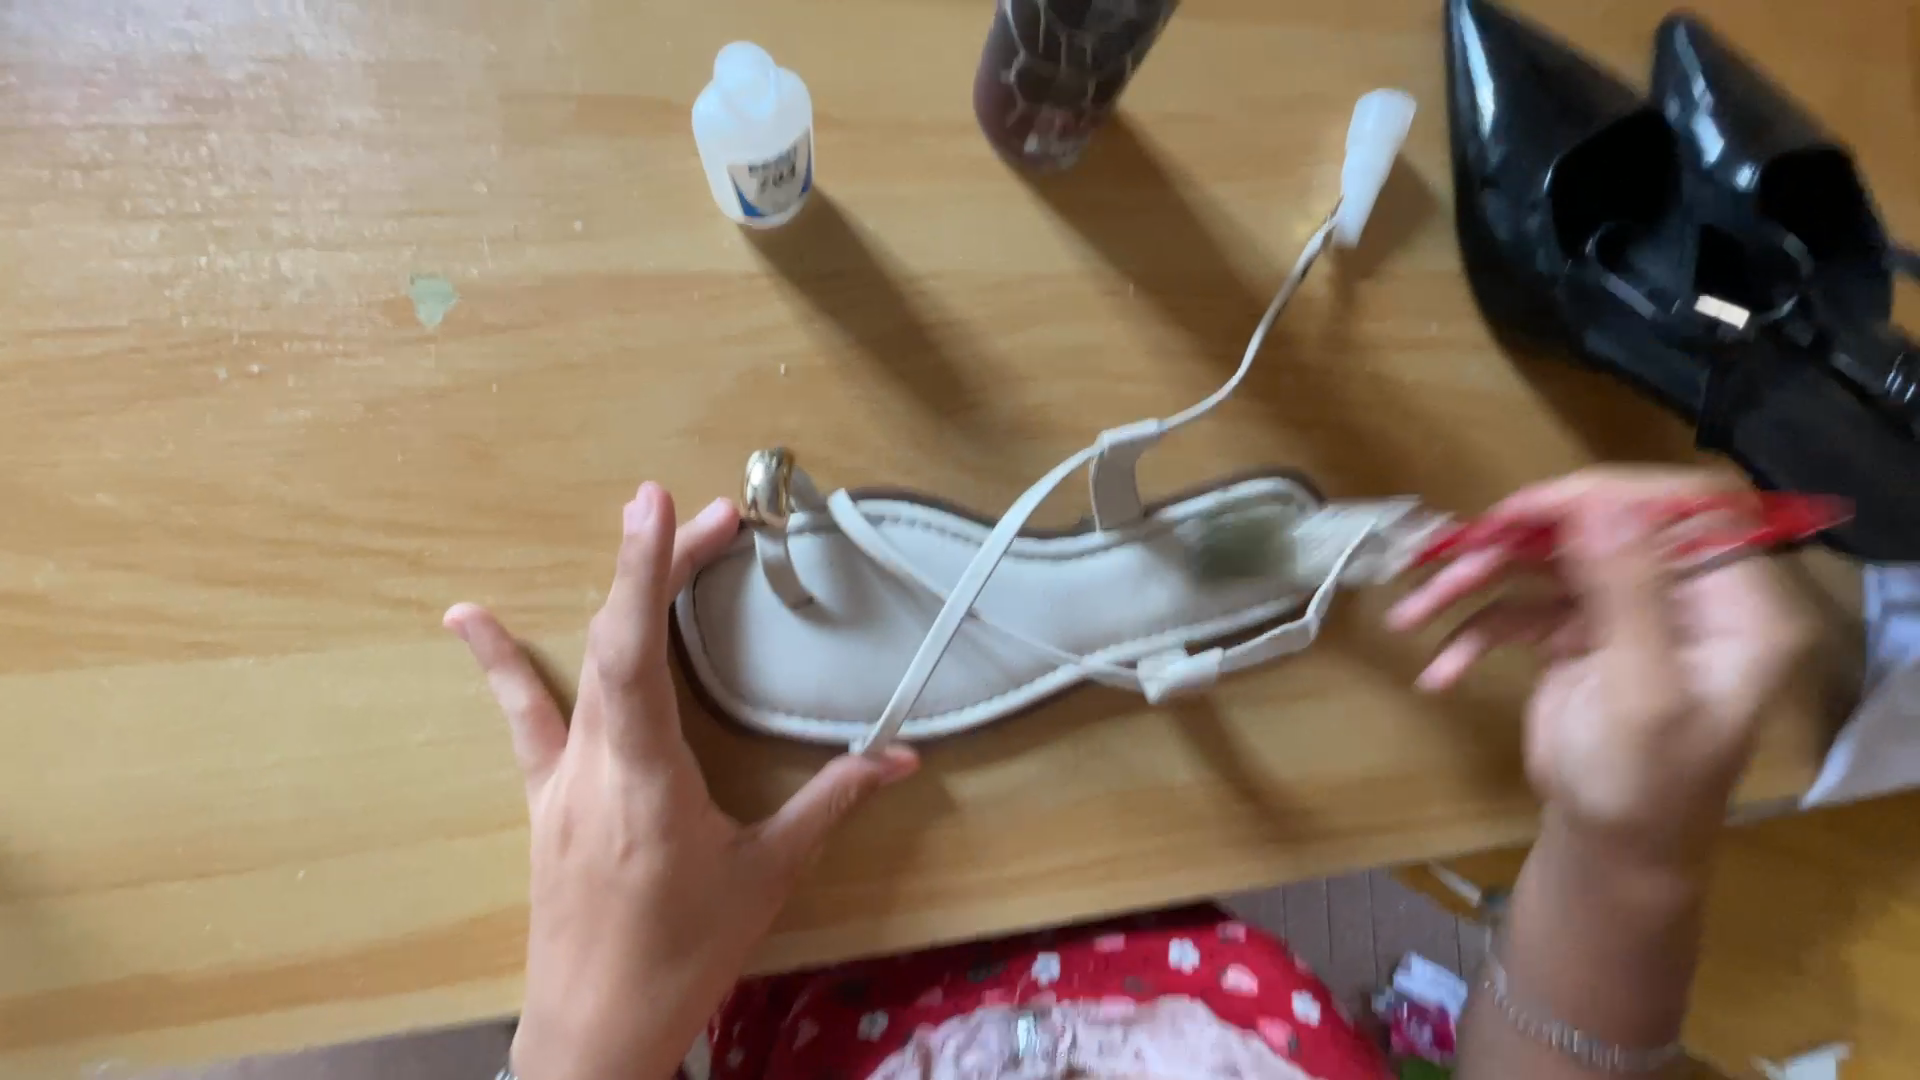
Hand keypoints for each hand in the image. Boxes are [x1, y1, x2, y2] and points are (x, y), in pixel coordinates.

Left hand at [445, 482, 918, 1079]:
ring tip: (651, 526)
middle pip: (618, 642)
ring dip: (620, 593)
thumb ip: (832, 802)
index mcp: (648, 780)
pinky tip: (468, 617)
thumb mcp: (768, 874)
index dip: (643, 576)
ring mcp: (560, 778)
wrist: (591, 1036)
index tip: (659, 507)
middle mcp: (593, 765)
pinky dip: (500, 661)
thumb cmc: (686, 954)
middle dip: (660, 566)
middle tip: (712, 514)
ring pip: (583, 664)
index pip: (636, 658)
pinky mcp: (546, 794)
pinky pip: (525, 716)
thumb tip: (904, 758)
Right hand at [1386, 468, 1811, 867]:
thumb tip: (1601, 502)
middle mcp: (1673, 596)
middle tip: (1441, 559)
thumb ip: (1626, 591)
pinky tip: (1437, 675)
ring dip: (1464, 592)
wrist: (1611, 843)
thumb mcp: (1638, 687)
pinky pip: (1509, 616)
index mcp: (1726, 604)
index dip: (1597, 498)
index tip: (1517, 513)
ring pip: (1532, 571)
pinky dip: (1467, 640)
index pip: (1674, 510)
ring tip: (1406, 619)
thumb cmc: (1642, 780)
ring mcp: (1616, 615)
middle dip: (1503, 550)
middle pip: (1584, 534)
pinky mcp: (1567, 636)